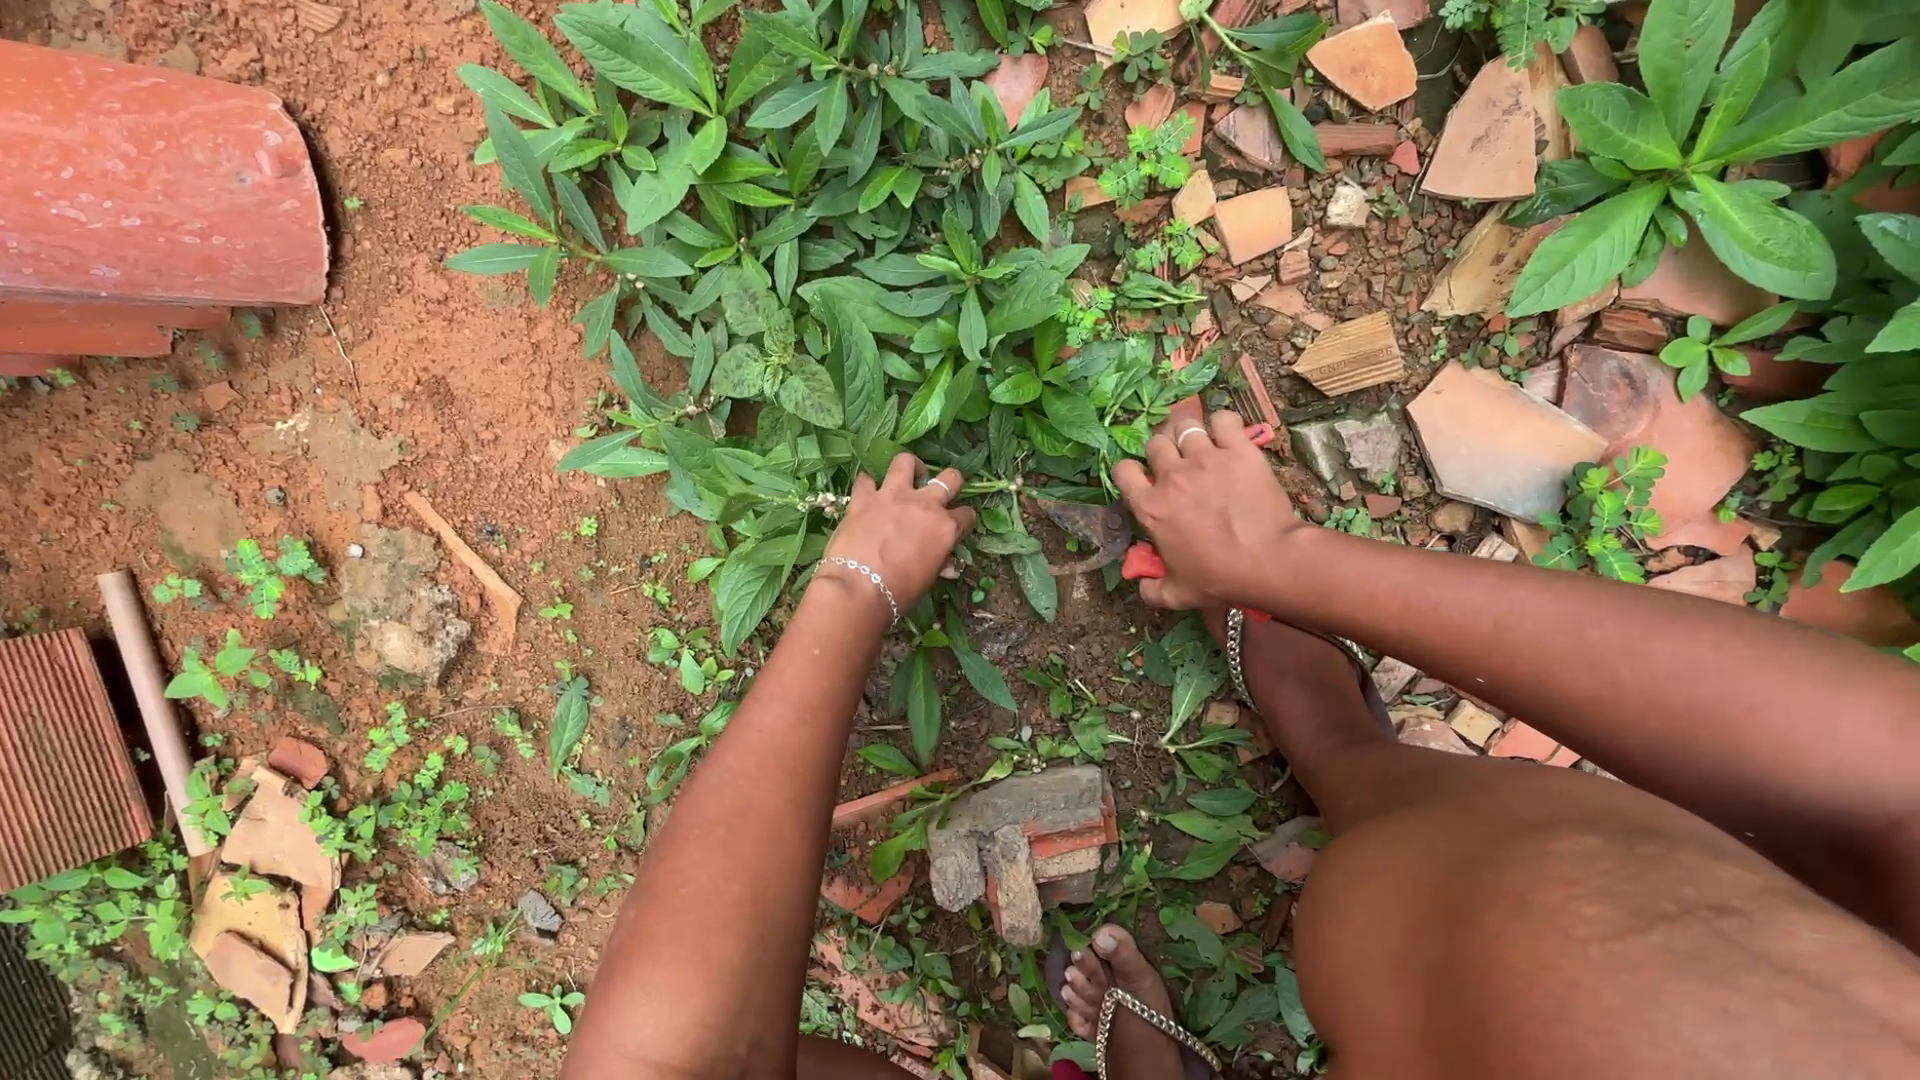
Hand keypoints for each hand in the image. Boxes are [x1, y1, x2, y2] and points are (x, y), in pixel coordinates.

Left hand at [819, 454, 976, 619]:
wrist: (858, 589)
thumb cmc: (899, 593)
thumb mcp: (927, 579)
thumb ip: (938, 562)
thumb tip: (946, 565)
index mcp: (946, 528)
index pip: (967, 514)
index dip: (964, 519)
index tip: (958, 524)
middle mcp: (925, 504)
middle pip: (950, 477)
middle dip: (951, 482)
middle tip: (939, 492)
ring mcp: (893, 496)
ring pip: (906, 461)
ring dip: (909, 467)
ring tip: (906, 477)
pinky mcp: (864, 497)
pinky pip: (866, 478)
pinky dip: (868, 484)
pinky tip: (868, 492)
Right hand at [1113, 409, 1305, 609]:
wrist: (1269, 560)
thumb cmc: (1220, 578)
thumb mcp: (1178, 594)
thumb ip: (1153, 590)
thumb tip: (1141, 586)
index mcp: (1151, 508)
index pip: (1123, 471)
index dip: (1132, 473)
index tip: (1146, 480)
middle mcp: (1172, 477)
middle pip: (1155, 443)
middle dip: (1163, 451)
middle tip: (1179, 464)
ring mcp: (1205, 459)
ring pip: (1186, 427)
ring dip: (1190, 434)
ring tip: (1202, 445)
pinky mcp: (1238, 450)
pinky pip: (1224, 420)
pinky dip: (1224, 424)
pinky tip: (1229, 436)